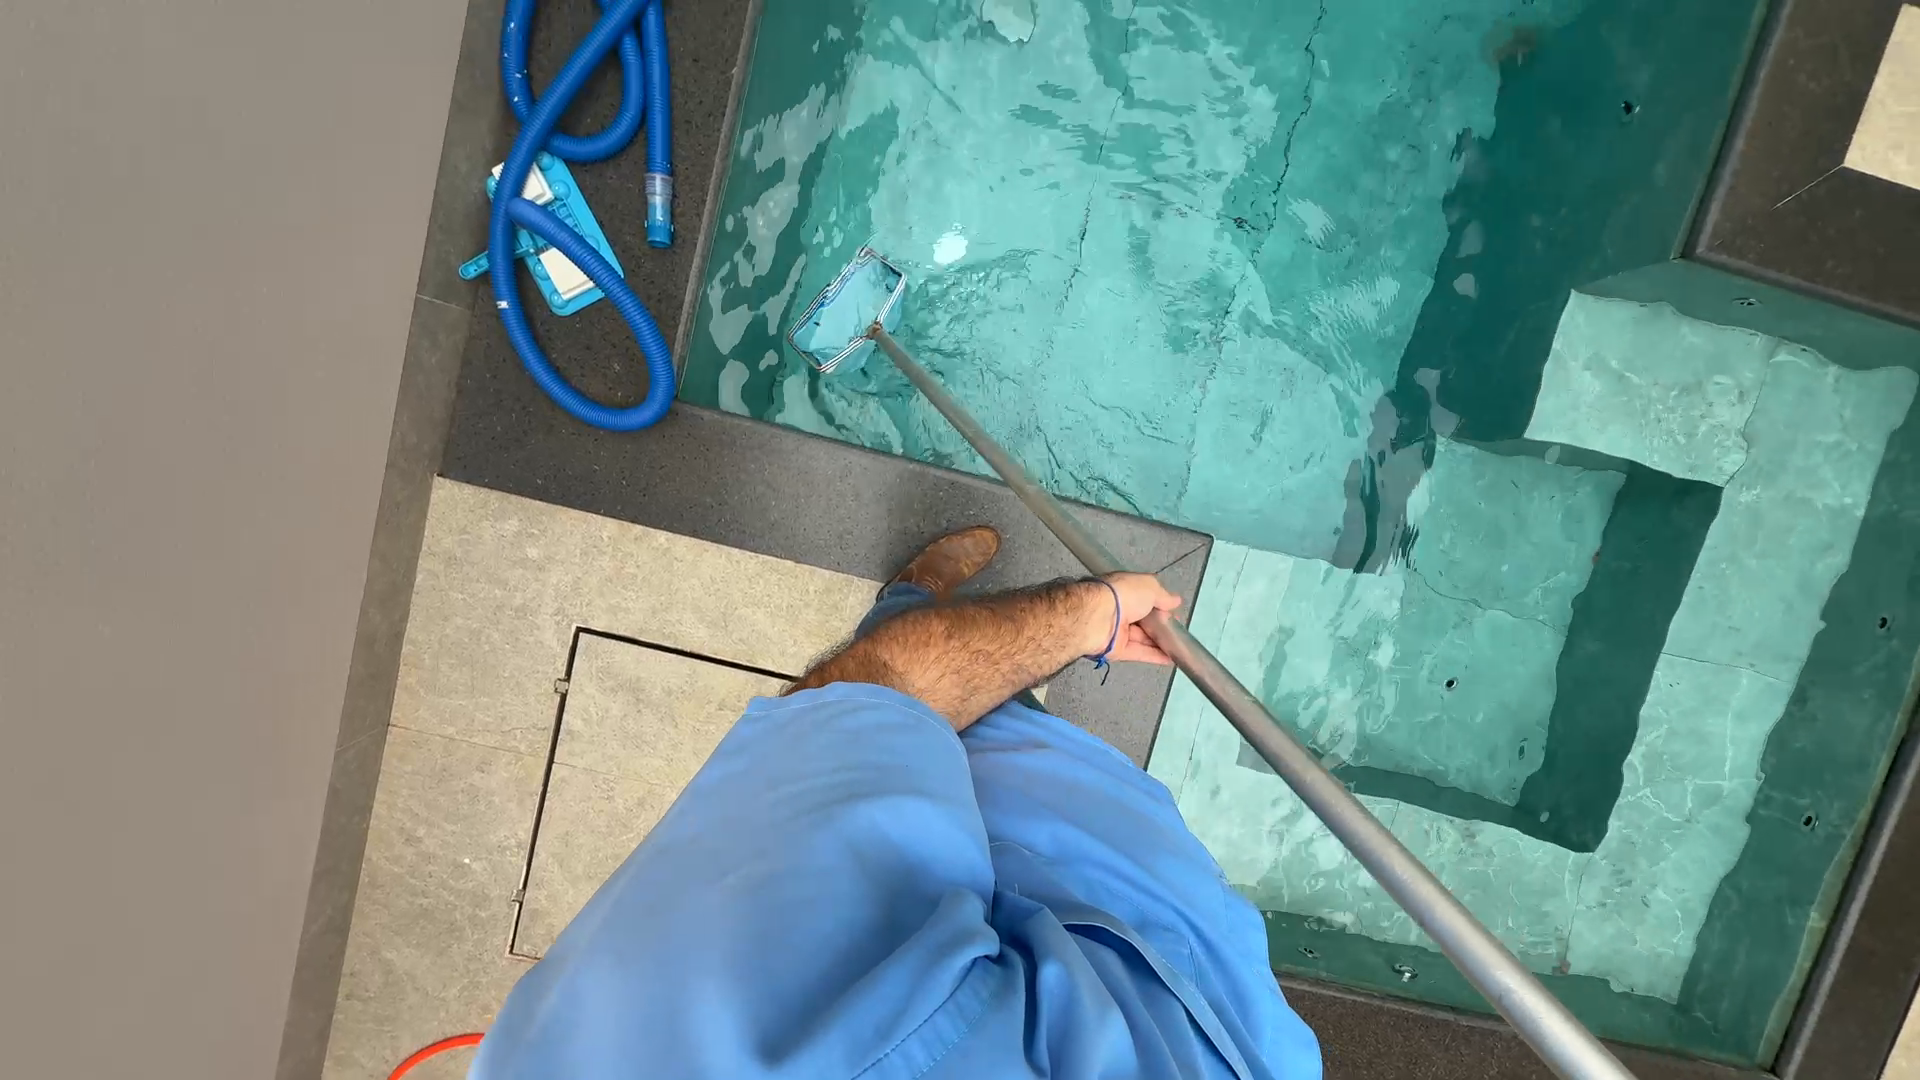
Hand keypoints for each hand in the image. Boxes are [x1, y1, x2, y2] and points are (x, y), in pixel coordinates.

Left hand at [1083, 573, 1182, 664]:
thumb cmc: (1121, 595)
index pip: (1142, 598)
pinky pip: (1138, 653)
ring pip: (1142, 638)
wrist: (1097, 617)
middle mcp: (1118, 610)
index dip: (1158, 604)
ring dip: (1160, 642)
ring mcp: (1116, 631)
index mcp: (1122, 590)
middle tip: (1176, 628)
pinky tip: (1170, 658)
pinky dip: (1154, 656)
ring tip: (1179, 645)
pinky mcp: (1116, 650)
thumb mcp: (1148, 586)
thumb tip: (1174, 600)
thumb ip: (1162, 595)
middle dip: (1160, 624)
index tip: (1172, 611)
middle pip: (1142, 620)